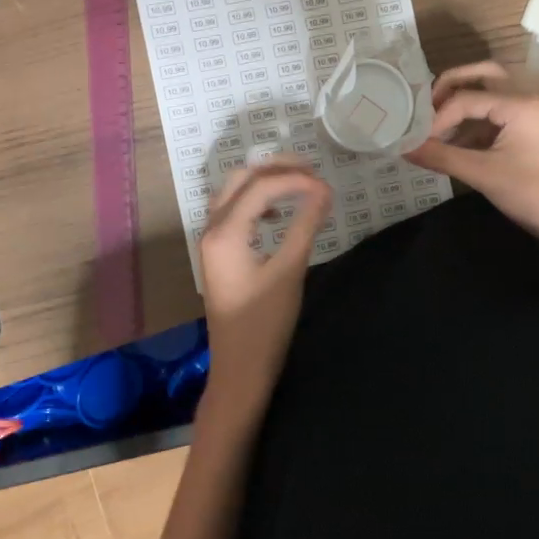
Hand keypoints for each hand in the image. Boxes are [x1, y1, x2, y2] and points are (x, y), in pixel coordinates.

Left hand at [197, 160, 332, 416]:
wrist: (239, 369)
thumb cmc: (265, 324)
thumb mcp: (290, 271)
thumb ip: (306, 226)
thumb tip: (324, 190)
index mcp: (225, 232)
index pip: (262, 186)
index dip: (296, 179)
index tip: (327, 185)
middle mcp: (212, 229)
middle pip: (242, 178)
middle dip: (277, 169)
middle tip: (313, 172)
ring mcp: (211, 241)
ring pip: (234, 192)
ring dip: (265, 182)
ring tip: (300, 185)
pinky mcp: (218, 253)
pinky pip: (233, 211)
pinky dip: (257, 202)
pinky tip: (278, 216)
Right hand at [404, 62, 538, 249]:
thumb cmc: (533, 194)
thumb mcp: (483, 174)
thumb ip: (441, 157)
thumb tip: (404, 147)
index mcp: (517, 104)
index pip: (465, 97)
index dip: (437, 117)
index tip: (415, 139)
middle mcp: (524, 100)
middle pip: (482, 75)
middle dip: (451, 86)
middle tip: (423, 105)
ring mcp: (528, 117)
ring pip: (490, 94)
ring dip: (462, 103)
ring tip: (433, 124)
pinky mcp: (528, 134)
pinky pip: (495, 116)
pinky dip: (472, 123)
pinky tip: (453, 144)